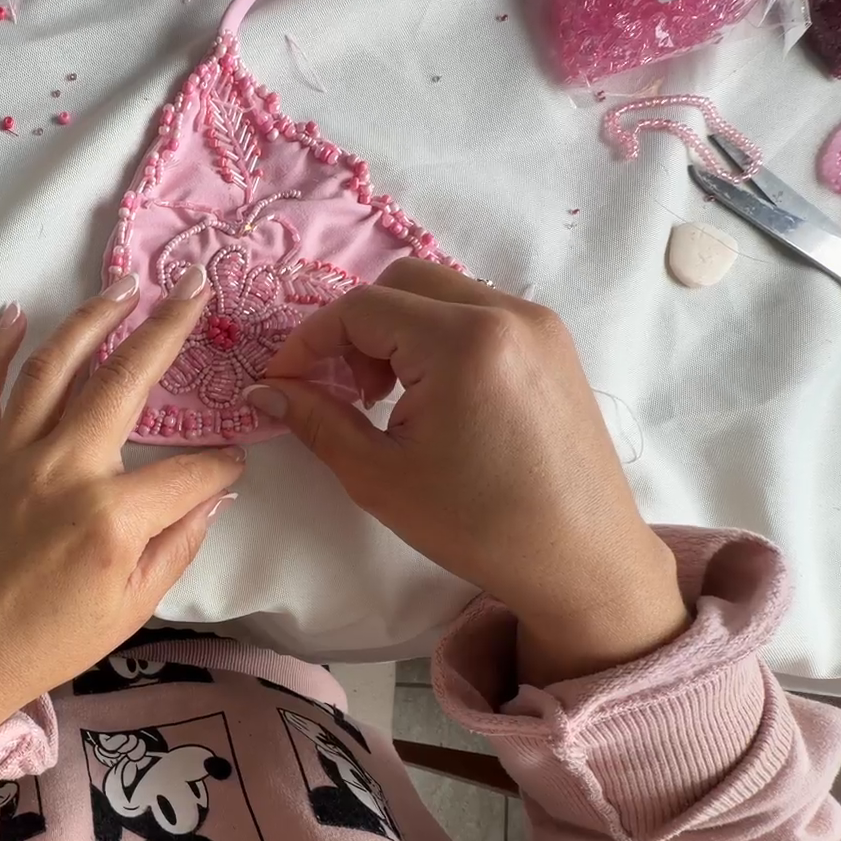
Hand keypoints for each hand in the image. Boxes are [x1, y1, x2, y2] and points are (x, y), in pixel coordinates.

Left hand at [0, 267, 244, 733]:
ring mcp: (8, 456)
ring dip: (91, 319)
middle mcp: (62, 470)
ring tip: (123, 287)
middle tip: (194, 288)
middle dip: (168, 330)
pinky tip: (16, 313)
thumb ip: (179, 543)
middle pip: (125, 383)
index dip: (220, 466)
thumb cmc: (49, 642)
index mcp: (112, 517)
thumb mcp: (133, 608)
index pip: (190, 471)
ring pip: (53, 367)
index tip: (230, 464)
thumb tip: (216, 492)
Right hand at [245, 259, 686, 684]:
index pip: (358, 308)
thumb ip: (313, 419)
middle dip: (352, 328)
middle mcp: (506, 313)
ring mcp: (537, 323)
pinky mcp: (551, 342)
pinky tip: (428, 395)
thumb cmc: (472, 523)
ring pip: (437, 292)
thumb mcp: (376, 474)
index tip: (281, 383)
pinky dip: (432, 337)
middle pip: (399, 282)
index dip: (307, 342)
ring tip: (385, 397)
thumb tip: (260, 391)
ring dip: (392, 331)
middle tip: (342, 388)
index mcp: (462, 343)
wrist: (580, 558)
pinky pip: (474, 312)